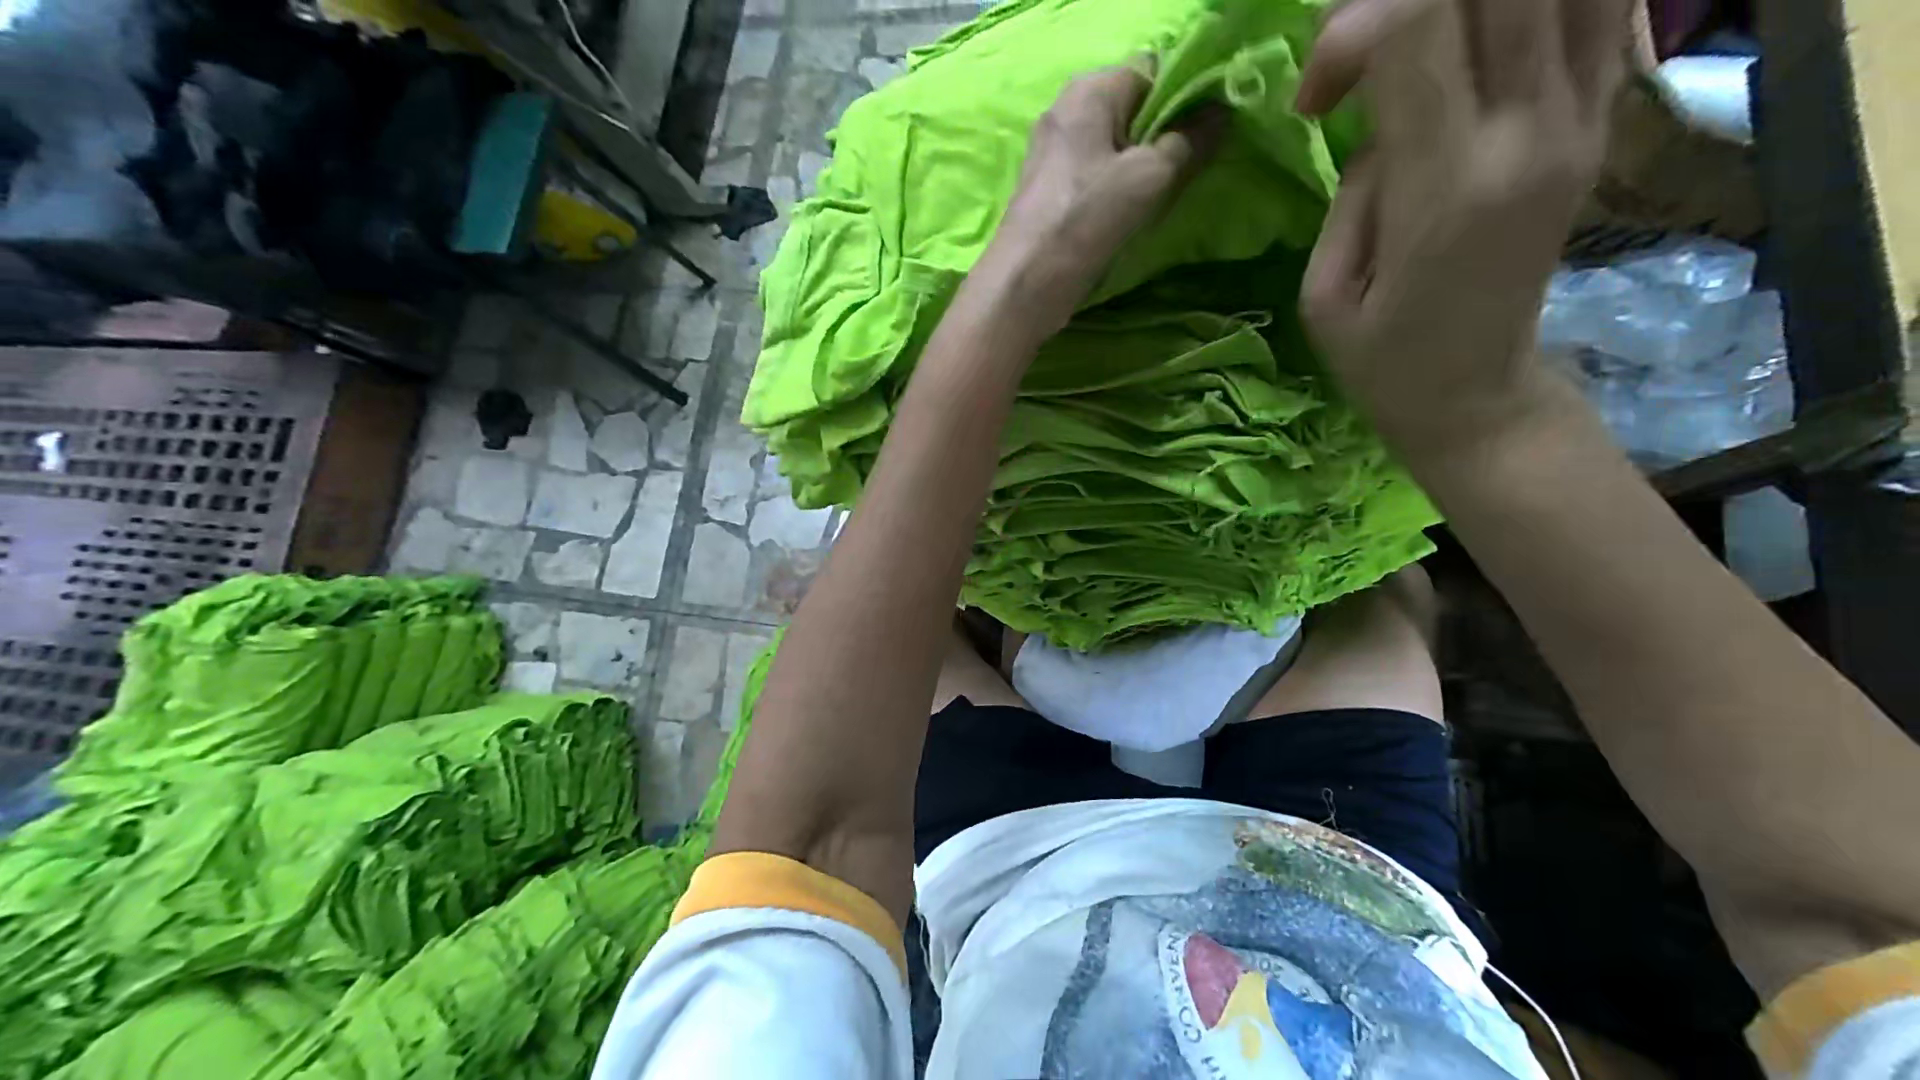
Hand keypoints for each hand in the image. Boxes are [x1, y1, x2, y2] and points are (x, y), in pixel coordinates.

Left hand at [977, 68, 1224, 330]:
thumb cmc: (1084, 220)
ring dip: (1141, 170)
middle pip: (1131, 112)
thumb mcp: (1148, 177)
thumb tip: (1220, 113)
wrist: (1023, 285)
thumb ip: (1189, 140)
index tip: (1204, 134)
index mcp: (1087, 91)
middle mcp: (1064, 113)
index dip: (1183, 97)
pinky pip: (1094, 178)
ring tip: (1162, 198)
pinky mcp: (1048, 194)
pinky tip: (1130, 217)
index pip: (1151, 72)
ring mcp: (1052, 156)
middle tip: (1188, 170)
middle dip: (1163, 136)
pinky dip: (1116, 192)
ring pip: (1113, 150)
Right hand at [1298, 0, 1631, 456]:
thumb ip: (1354, 185)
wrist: (1476, 395)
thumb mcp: (1324, 290)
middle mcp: (1532, 131)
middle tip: (1361, 53)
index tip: (1312, 100)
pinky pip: (1597, 7)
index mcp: (1448, 185)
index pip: (1414, 25)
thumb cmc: (1381, 360)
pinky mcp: (1599, 121)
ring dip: (1473, 1)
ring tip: (1417, 42)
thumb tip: (1382, 116)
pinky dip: (1534, 7)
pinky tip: (1482, 37)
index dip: (1349, 31)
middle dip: (1402, 0)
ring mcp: (1583, 118)